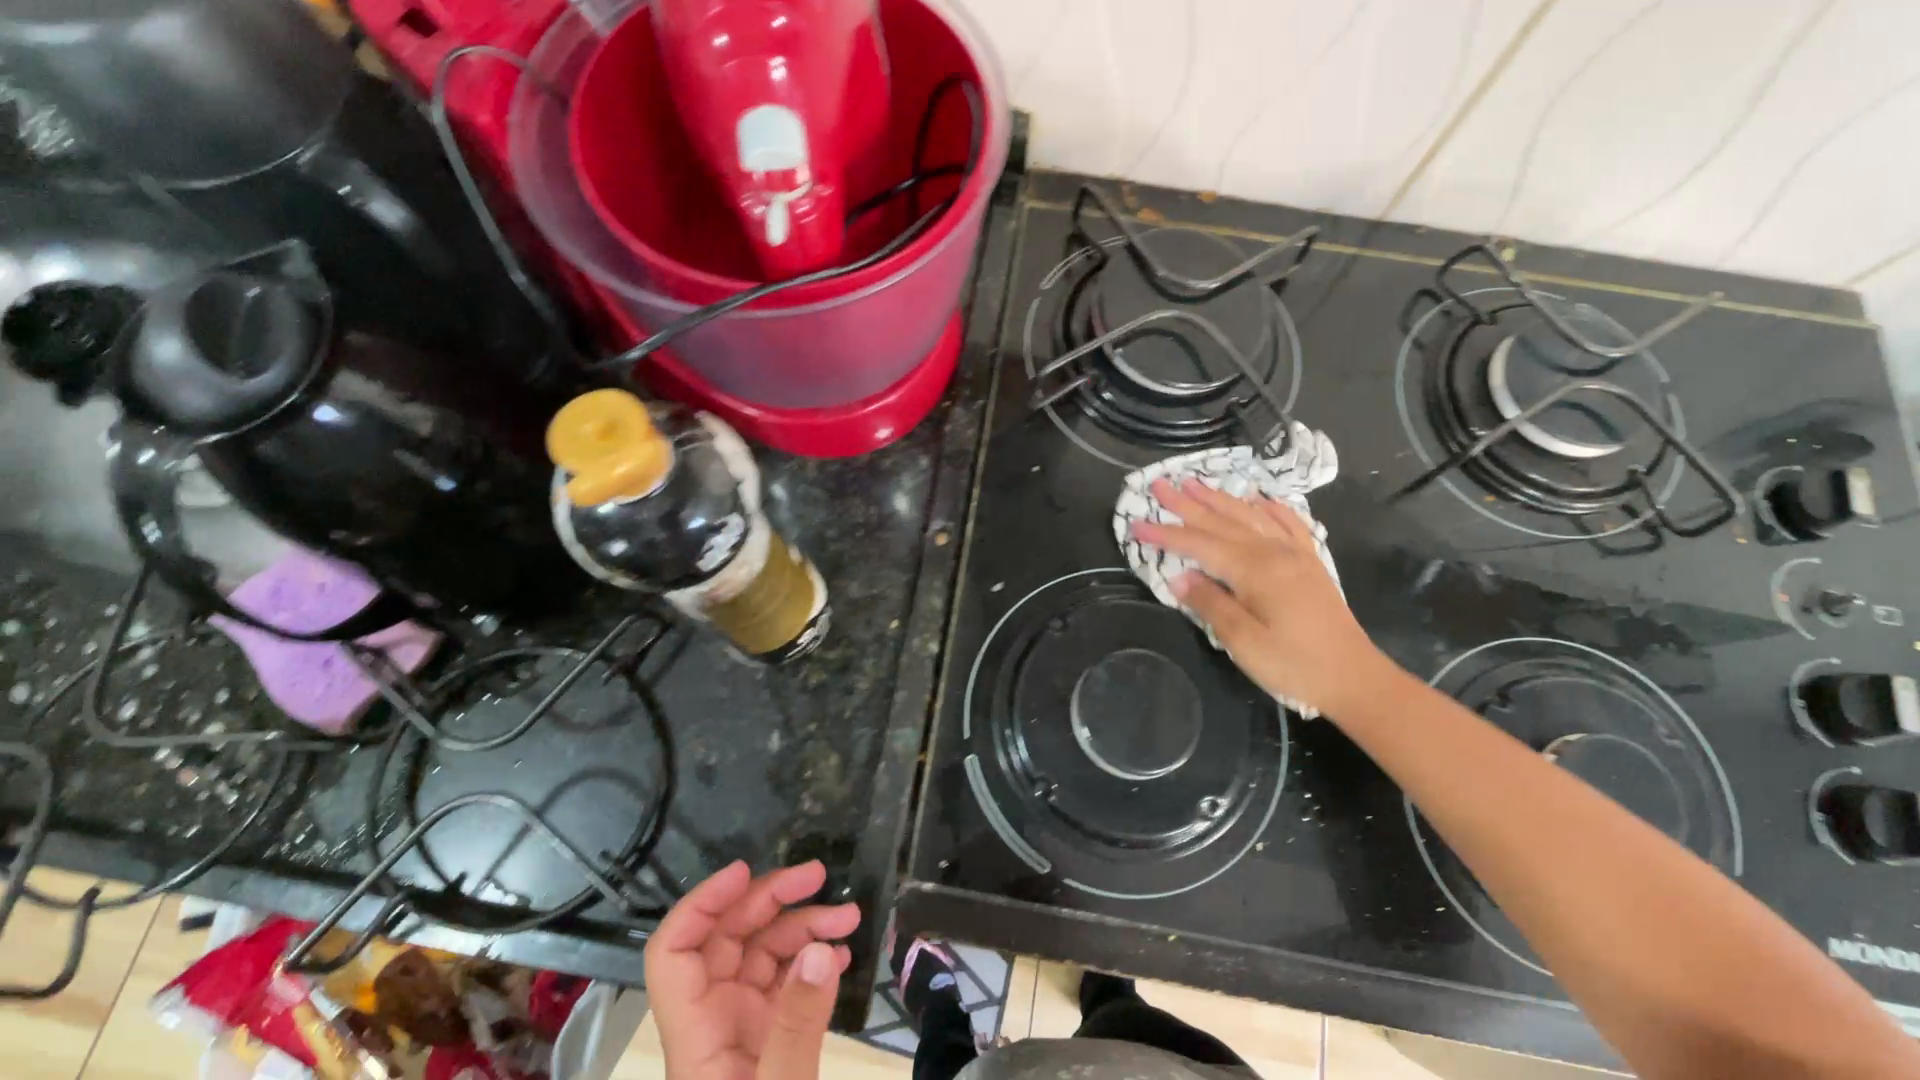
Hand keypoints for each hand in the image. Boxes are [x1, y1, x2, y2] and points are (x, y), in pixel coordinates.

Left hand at [644, 860, 861, 1079]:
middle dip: (771, 900)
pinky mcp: (771, 1044)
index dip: (702, 903)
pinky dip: (812, 964)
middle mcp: (713, 1021)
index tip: (744, 872)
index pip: (674, 951)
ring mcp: (743, 1032)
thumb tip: (819, 951)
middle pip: (727, 940)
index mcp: (694, 1032)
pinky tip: (843, 954)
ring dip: (804, 928)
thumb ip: (797, 1025)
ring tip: (850, 918)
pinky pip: (786, 986)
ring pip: (763, 957)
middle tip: (819, 875)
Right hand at [1131, 478, 1391, 715]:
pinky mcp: (1310, 563)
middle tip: (1159, 485)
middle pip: (1222, 522)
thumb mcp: (1243, 642)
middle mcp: (1274, 552)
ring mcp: (1296, 554)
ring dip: (1220, 499)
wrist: (1354, 677)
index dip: (1165, 534)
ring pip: (1251, 516)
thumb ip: (1210, 605)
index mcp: (1254, 570)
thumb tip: (1179, 578)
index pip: (1199, 545)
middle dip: (1187, 504)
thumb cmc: (1294, 665)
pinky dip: (1269, 507)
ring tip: (1195, 483)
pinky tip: (1259, 500)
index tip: (1135, 524)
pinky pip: (1288, 523)